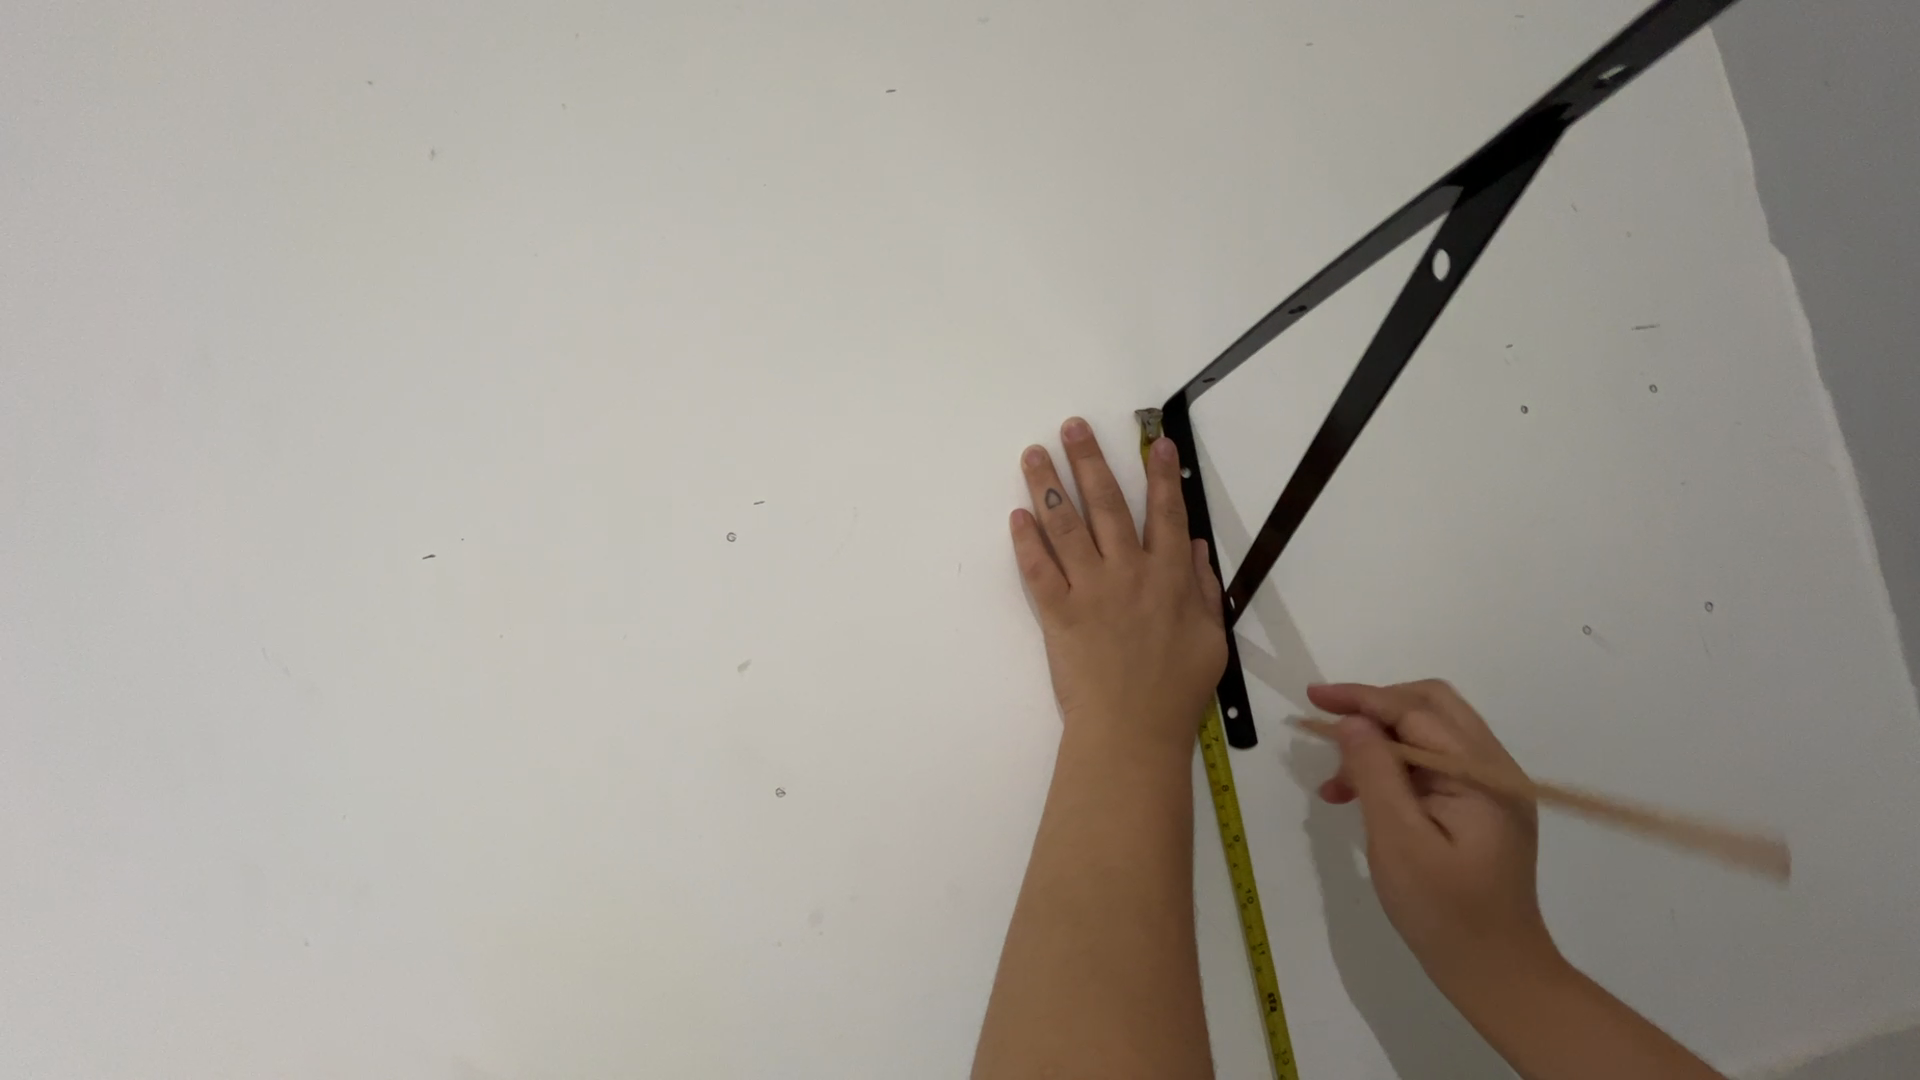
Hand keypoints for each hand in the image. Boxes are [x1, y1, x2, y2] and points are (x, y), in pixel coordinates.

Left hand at [1010, 418, 1226, 754]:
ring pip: (1066, 526)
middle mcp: (1129, 572)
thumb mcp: (1210, 640)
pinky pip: (1038, 569)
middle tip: (1071, 426)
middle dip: (1090, 460)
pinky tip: (1016, 516)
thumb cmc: (1176, 691)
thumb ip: (1205, 589)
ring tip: (1033, 454)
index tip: (1156, 441)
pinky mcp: (1058, 612)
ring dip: (1048, 486)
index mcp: (1169, 577)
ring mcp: (1090, 589)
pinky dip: (1026, 541)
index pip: (1166, 513)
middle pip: (1107, 504)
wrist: (1132, 731)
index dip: (1162, 475)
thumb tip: (1197, 545)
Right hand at [1308, 680, 1561, 994]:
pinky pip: (1431, 763)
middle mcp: (1494, 770)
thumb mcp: (1397, 839)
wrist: (1496, 974)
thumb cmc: (1444, 910)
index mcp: (1482, 776)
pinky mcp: (1478, 806)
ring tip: (1336, 781)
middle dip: (1374, 707)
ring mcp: (1489, 788)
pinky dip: (1391, 766)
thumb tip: (1352, 721)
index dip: (1361, 699)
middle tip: (1327, 722)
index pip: (1416, 712)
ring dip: (1378, 741)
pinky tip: (1357, 796)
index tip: (1313, 698)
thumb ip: (1375, 772)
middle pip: (1431, 707)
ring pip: (1428, 732)